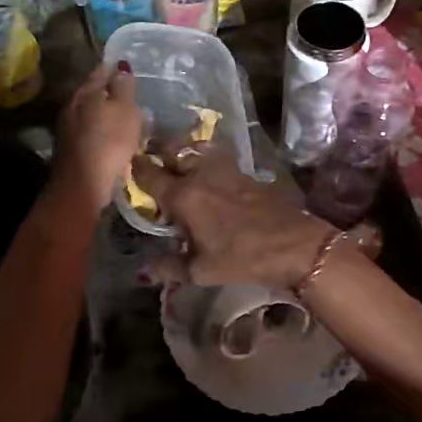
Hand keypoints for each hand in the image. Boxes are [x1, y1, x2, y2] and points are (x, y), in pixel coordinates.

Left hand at [52, 62, 140, 213]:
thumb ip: (123, 87)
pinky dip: (99, 129)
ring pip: (88, 112)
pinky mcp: (70, 149)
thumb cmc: (109, 142)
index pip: (99, 72)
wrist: (83, 183)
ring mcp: (68, 128)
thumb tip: (120, 66)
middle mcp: (72, 106)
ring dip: (102, 112)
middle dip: (106, 90)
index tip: (123, 67)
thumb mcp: (124, 110)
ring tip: (121, 115)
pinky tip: (110, 136)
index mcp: (86, 93)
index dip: (112, 68)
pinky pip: (88, 131)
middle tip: (125, 90)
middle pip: (91, 92)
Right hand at [131, 148, 335, 287]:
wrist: (293, 244)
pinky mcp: (244, 172)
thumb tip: (142, 273)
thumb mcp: (201, 270)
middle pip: (171, 150)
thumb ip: (168, 268)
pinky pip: (215, 157)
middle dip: (158, 152)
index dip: (135, 170)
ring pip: (195, 148)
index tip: (128, 170)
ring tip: (178, 162)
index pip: (149, 174)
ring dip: (183, 151)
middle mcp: (200, 174)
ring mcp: (224, 169)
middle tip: (151, 160)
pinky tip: (207, 174)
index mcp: (183, 196)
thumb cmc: (242, 258)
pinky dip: (204, 158)